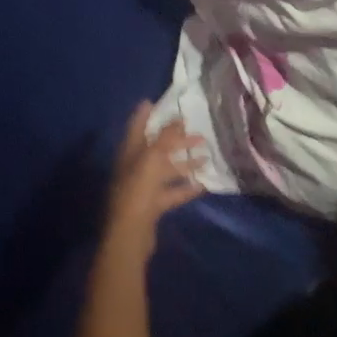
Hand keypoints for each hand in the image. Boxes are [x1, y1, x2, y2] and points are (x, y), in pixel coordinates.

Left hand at [102, 102, 204, 264]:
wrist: (129, 234)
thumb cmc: (138, 190)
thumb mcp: (153, 158)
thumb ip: (167, 137)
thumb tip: (179, 119)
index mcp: (130, 152)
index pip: (137, 127)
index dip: (145, 114)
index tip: (156, 101)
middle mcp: (134, 167)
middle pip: (157, 148)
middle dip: (176, 140)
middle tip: (198, 132)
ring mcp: (142, 188)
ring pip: (166, 170)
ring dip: (185, 163)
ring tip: (206, 156)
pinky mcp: (152, 206)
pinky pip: (172, 192)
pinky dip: (186, 187)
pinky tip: (203, 184)